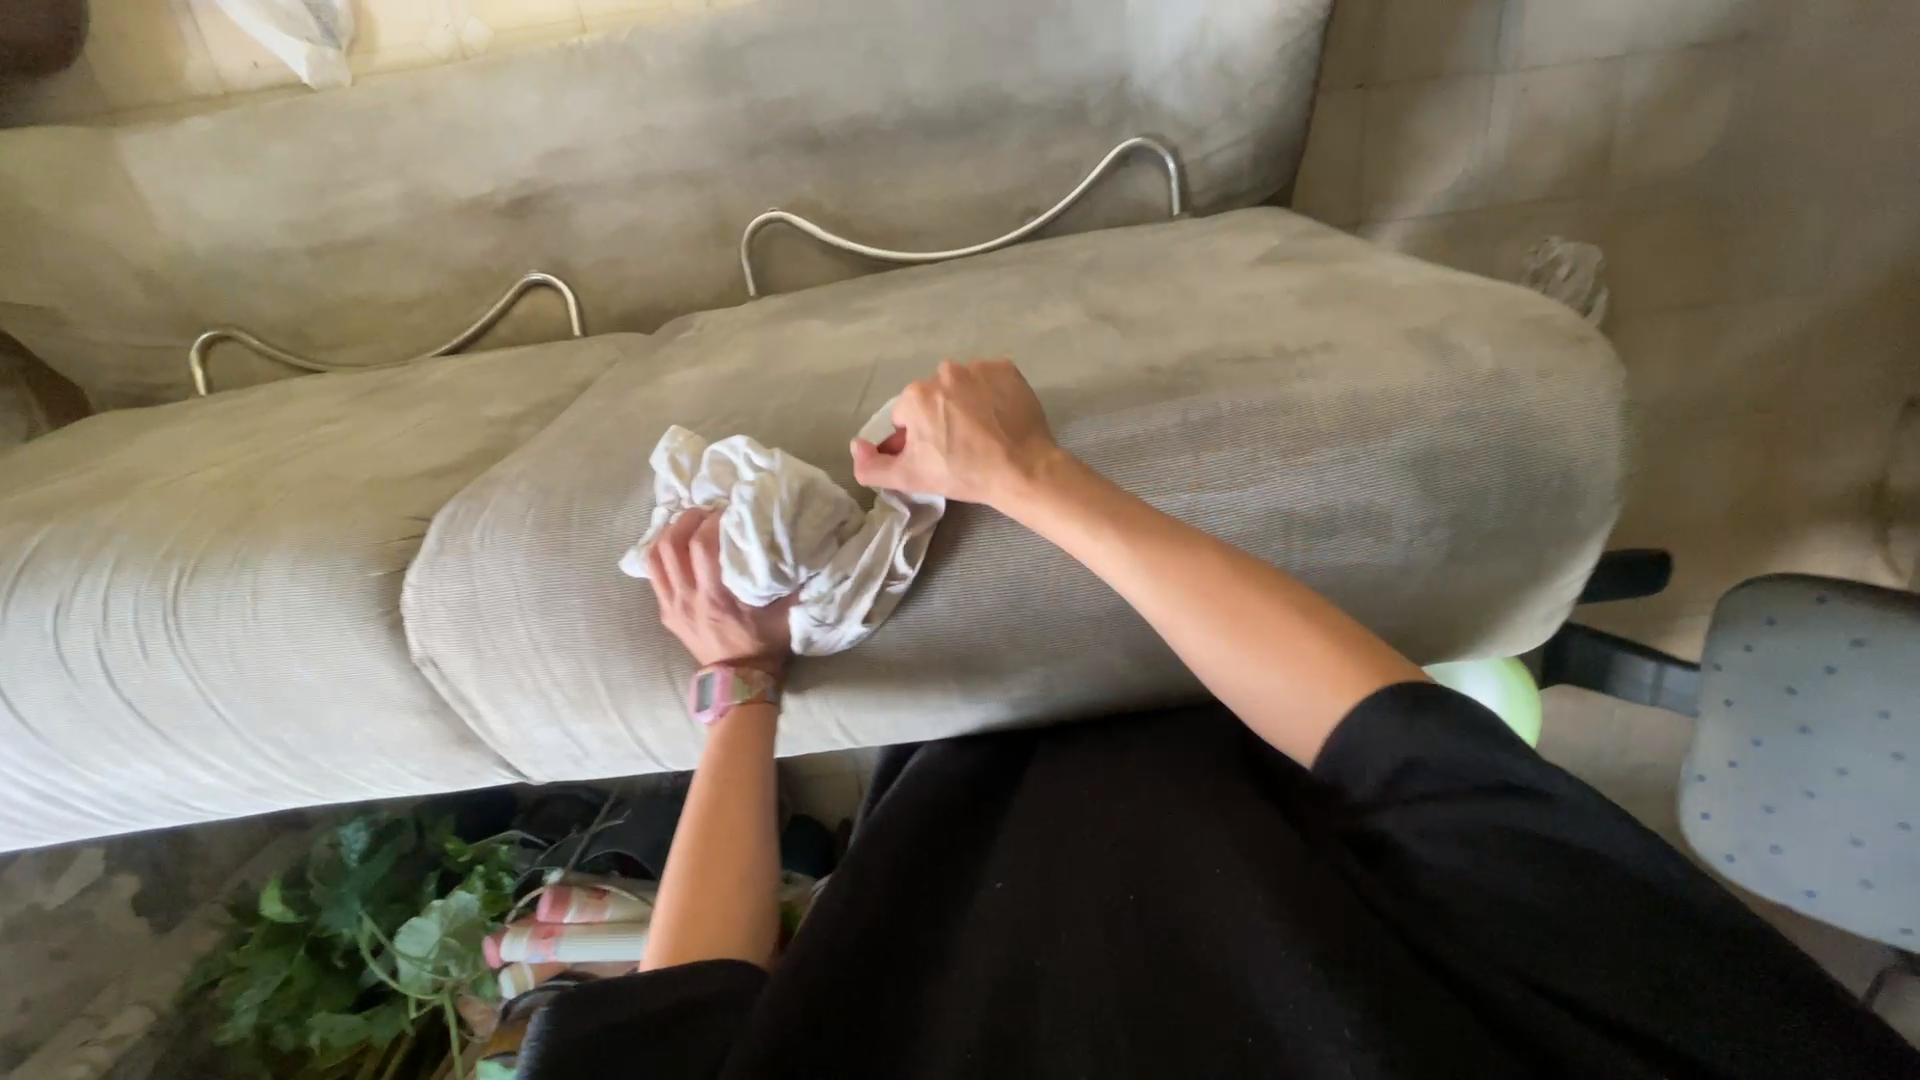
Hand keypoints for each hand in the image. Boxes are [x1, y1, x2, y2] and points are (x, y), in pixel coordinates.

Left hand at [647, 508, 792, 671]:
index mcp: (717, 596)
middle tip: (706, 510)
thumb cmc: (765, 645)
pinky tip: (675, 544)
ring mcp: (673, 605)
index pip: (702, 545)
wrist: (740, 680)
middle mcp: (689, 598)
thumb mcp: (787, 613)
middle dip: (688, 519)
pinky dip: (660, 552)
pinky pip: (653, 573)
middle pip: (673, 543)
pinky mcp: (666, 612)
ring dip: (669, 532)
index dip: (712, 520)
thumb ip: (791, 581)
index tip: (728, 509)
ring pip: (656, 556)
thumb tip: (799, 548)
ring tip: (687, 523)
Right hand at [850, 359, 1060, 506]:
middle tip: (962, 446)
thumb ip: (871, 466)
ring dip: (967, 403)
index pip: (908, 416)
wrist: (1021, 469)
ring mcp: (978, 367)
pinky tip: (1000, 418)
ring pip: (962, 386)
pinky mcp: (1007, 369)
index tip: (939, 455)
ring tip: (983, 433)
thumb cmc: (963, 474)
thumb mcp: (909, 478)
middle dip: (942, 417)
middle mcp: (944, 372)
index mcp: (916, 395)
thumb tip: (856, 446)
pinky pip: (990, 379)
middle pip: (934, 398)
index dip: (920, 438)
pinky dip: (992, 395)